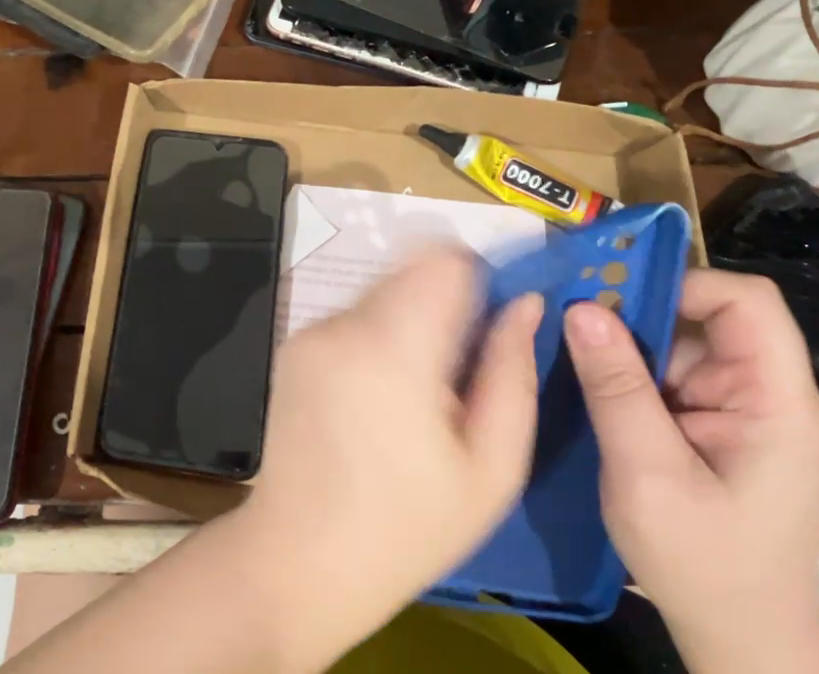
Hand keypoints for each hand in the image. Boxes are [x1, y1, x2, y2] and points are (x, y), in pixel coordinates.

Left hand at [231, 247, 541, 669]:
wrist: (299, 558)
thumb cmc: (407, 526)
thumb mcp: (491, 466)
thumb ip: (512, 372)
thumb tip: (527, 303)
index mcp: (393, 346)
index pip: (444, 259)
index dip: (481, 279)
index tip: (496, 323)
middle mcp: (342, 322)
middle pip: (412, 270)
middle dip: (448, 306)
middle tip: (463, 376)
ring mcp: (309, 332)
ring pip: (382, 291)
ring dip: (412, 322)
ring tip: (420, 398)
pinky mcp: (291, 347)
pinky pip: (352, 318)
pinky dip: (379, 339)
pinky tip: (382, 400)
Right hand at [564, 269, 818, 670]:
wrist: (738, 635)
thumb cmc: (702, 562)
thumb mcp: (648, 475)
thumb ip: (616, 389)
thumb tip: (581, 309)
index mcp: (776, 402)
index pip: (746, 302)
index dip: (682, 284)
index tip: (613, 299)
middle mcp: (765, 394)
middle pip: (707, 318)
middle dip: (638, 315)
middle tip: (571, 322)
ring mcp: (740, 412)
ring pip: (680, 346)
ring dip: (626, 348)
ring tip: (571, 359)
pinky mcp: (715, 428)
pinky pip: (668, 378)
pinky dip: (628, 376)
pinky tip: (590, 389)